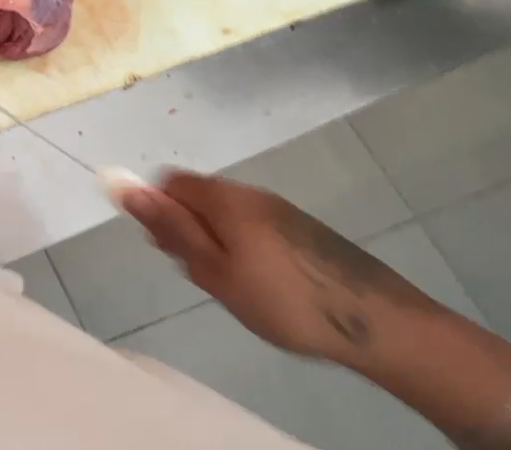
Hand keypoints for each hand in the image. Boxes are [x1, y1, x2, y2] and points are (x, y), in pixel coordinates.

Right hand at [120, 170, 437, 366]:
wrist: (385, 328)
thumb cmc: (285, 301)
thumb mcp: (215, 271)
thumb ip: (171, 228)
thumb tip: (125, 188)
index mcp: (225, 199)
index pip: (170, 181)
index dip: (157, 207)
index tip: (166, 246)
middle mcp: (251, 195)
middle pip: (198, 196)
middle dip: (188, 228)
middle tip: (201, 272)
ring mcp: (283, 212)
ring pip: (228, 215)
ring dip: (217, 240)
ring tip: (235, 284)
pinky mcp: (306, 231)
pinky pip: (256, 227)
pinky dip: (246, 247)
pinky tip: (266, 284)